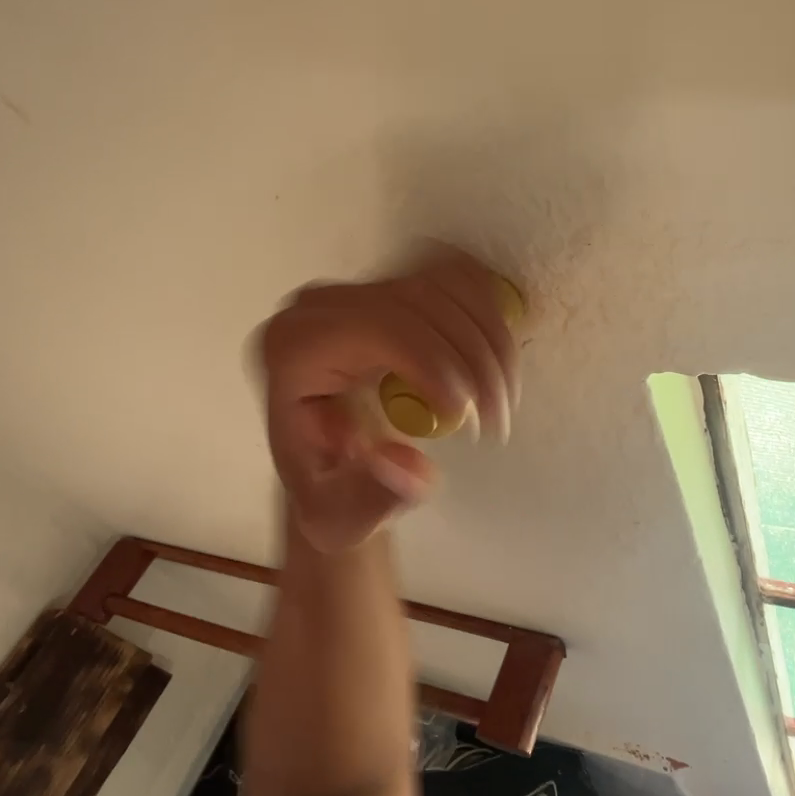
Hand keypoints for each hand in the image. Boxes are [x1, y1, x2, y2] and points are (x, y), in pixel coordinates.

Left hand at [250, 245, 518, 551]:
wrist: (334, 464)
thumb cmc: (330, 490)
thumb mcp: (339, 516)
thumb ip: (368, 497)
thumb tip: (407, 461)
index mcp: (294, 350)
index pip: (373, 327)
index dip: (430, 360)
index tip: (464, 415)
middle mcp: (322, 306)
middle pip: (420, 302)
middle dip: (473, 360)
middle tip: (495, 420)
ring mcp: (364, 288)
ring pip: (448, 285)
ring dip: (491, 342)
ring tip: (500, 401)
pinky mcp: (399, 284)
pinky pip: (459, 279)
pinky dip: (490, 320)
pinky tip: (497, 368)